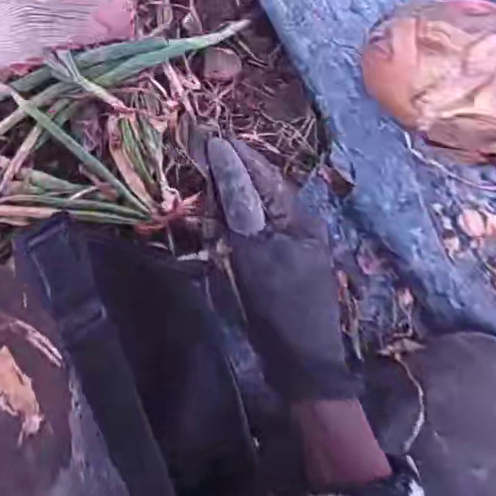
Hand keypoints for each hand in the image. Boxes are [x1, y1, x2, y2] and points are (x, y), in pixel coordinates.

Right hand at [196, 132, 361, 403]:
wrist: (301, 362)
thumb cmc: (279, 303)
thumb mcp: (254, 249)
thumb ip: (238, 201)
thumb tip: (222, 152)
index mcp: (297, 214)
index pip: (260, 170)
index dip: (231, 150)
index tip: (200, 133)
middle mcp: (295, 220)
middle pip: (257, 182)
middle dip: (227, 165)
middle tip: (194, 149)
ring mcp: (287, 239)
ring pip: (252, 201)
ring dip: (227, 187)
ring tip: (199, 172)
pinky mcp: (275, 256)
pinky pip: (250, 222)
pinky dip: (229, 211)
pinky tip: (212, 209)